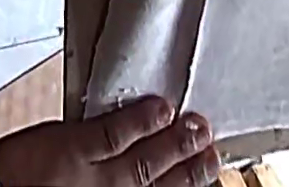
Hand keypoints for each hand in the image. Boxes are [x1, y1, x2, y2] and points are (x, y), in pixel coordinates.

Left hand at [0, 97, 220, 186]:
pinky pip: (115, 133)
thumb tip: (132, 177)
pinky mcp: (74, 149)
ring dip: (177, 145)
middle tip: (214, 152)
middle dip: (190, 171)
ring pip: (146, 162)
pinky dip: (141, 121)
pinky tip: (161, 108)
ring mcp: (94, 179)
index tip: (206, 175)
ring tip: (200, 128)